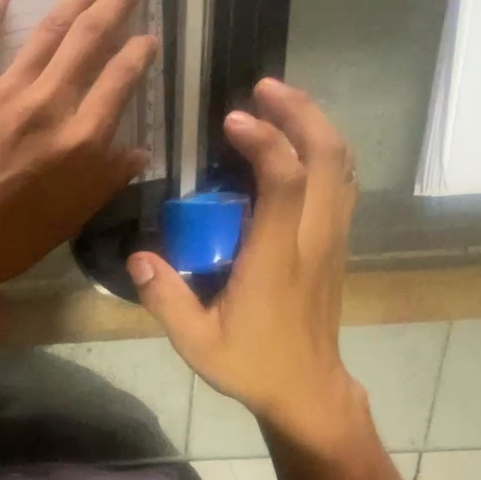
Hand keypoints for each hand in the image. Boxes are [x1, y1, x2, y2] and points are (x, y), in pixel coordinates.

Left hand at [0, 0, 159, 309]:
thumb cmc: (12, 241)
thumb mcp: (71, 218)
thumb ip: (106, 179)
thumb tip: (138, 152)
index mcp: (82, 138)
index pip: (123, 77)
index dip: (141, 53)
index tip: (148, 41)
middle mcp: (50, 104)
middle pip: (91, 37)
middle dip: (117, 2)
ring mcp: (6, 94)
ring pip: (48, 31)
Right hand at [128, 79, 364, 448]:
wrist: (306, 389)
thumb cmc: (250, 365)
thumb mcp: (195, 341)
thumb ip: (166, 298)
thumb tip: (138, 259)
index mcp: (278, 258)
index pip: (284, 180)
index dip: (264, 141)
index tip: (232, 120)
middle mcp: (314, 237)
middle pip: (328, 154)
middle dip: (300, 112)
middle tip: (264, 90)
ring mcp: (332, 239)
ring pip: (342, 163)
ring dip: (316, 125)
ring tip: (282, 106)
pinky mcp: (336, 245)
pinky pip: (341, 183)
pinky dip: (323, 152)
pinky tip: (298, 150)